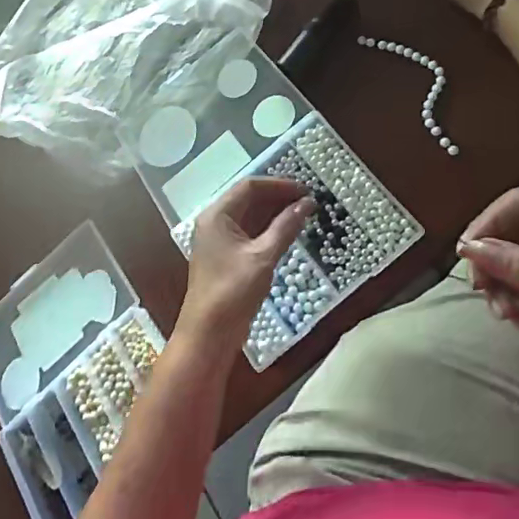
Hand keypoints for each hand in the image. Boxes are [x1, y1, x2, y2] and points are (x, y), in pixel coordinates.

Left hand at [182, 177, 315, 341]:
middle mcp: (215, 222)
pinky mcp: (228, 258)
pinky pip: (250, 234)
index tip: (306, 189)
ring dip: (276, 214)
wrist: (209, 332)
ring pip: (251, 217)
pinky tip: (290, 232)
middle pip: (249, 200)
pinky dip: (270, 231)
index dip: (279, 185)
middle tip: (310, 201)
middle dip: (279, 198)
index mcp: (216, 215)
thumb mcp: (262, 257)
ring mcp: (220, 241)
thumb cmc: (232, 291)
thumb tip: (307, 204)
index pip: (249, 187)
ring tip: (305, 214)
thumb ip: (285, 227)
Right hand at [457, 186, 518, 383]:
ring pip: (514, 253)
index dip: (488, 224)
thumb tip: (469, 247)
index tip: (466, 256)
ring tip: (506, 316)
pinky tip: (518, 319)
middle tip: (482, 291)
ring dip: (501, 282)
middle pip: (513, 228)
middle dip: (493, 259)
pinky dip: (514, 294)